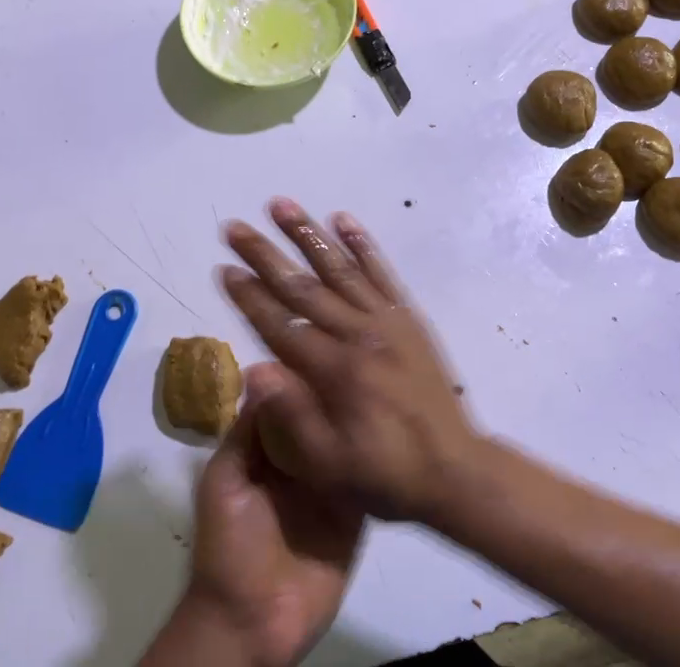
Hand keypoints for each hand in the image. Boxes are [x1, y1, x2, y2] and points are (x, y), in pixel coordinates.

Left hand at [180, 366, 363, 666]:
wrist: (252, 619)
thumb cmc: (228, 546)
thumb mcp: (224, 480)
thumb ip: (245, 434)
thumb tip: (263, 376)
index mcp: (263, 452)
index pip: (285, 405)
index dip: (299, 379)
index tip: (322, 344)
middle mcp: (298, 463)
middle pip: (320, 420)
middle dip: (335, 395)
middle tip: (364, 359)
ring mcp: (328, 488)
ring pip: (346, 444)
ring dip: (360, 423)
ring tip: (385, 385)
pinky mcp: (354, 515)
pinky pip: (367, 481)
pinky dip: (378, 459)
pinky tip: (397, 430)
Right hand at [218, 199, 479, 522]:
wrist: (454, 471)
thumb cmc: (383, 474)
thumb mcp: (327, 464)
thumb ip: (289, 415)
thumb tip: (251, 368)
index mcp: (333, 371)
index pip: (280, 324)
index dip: (249, 296)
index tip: (224, 268)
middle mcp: (357, 335)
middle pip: (303, 287)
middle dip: (265, 256)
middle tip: (234, 227)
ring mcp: (386, 322)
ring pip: (340, 269)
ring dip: (308, 235)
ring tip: (281, 205)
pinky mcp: (408, 319)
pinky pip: (382, 274)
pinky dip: (362, 244)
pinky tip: (343, 220)